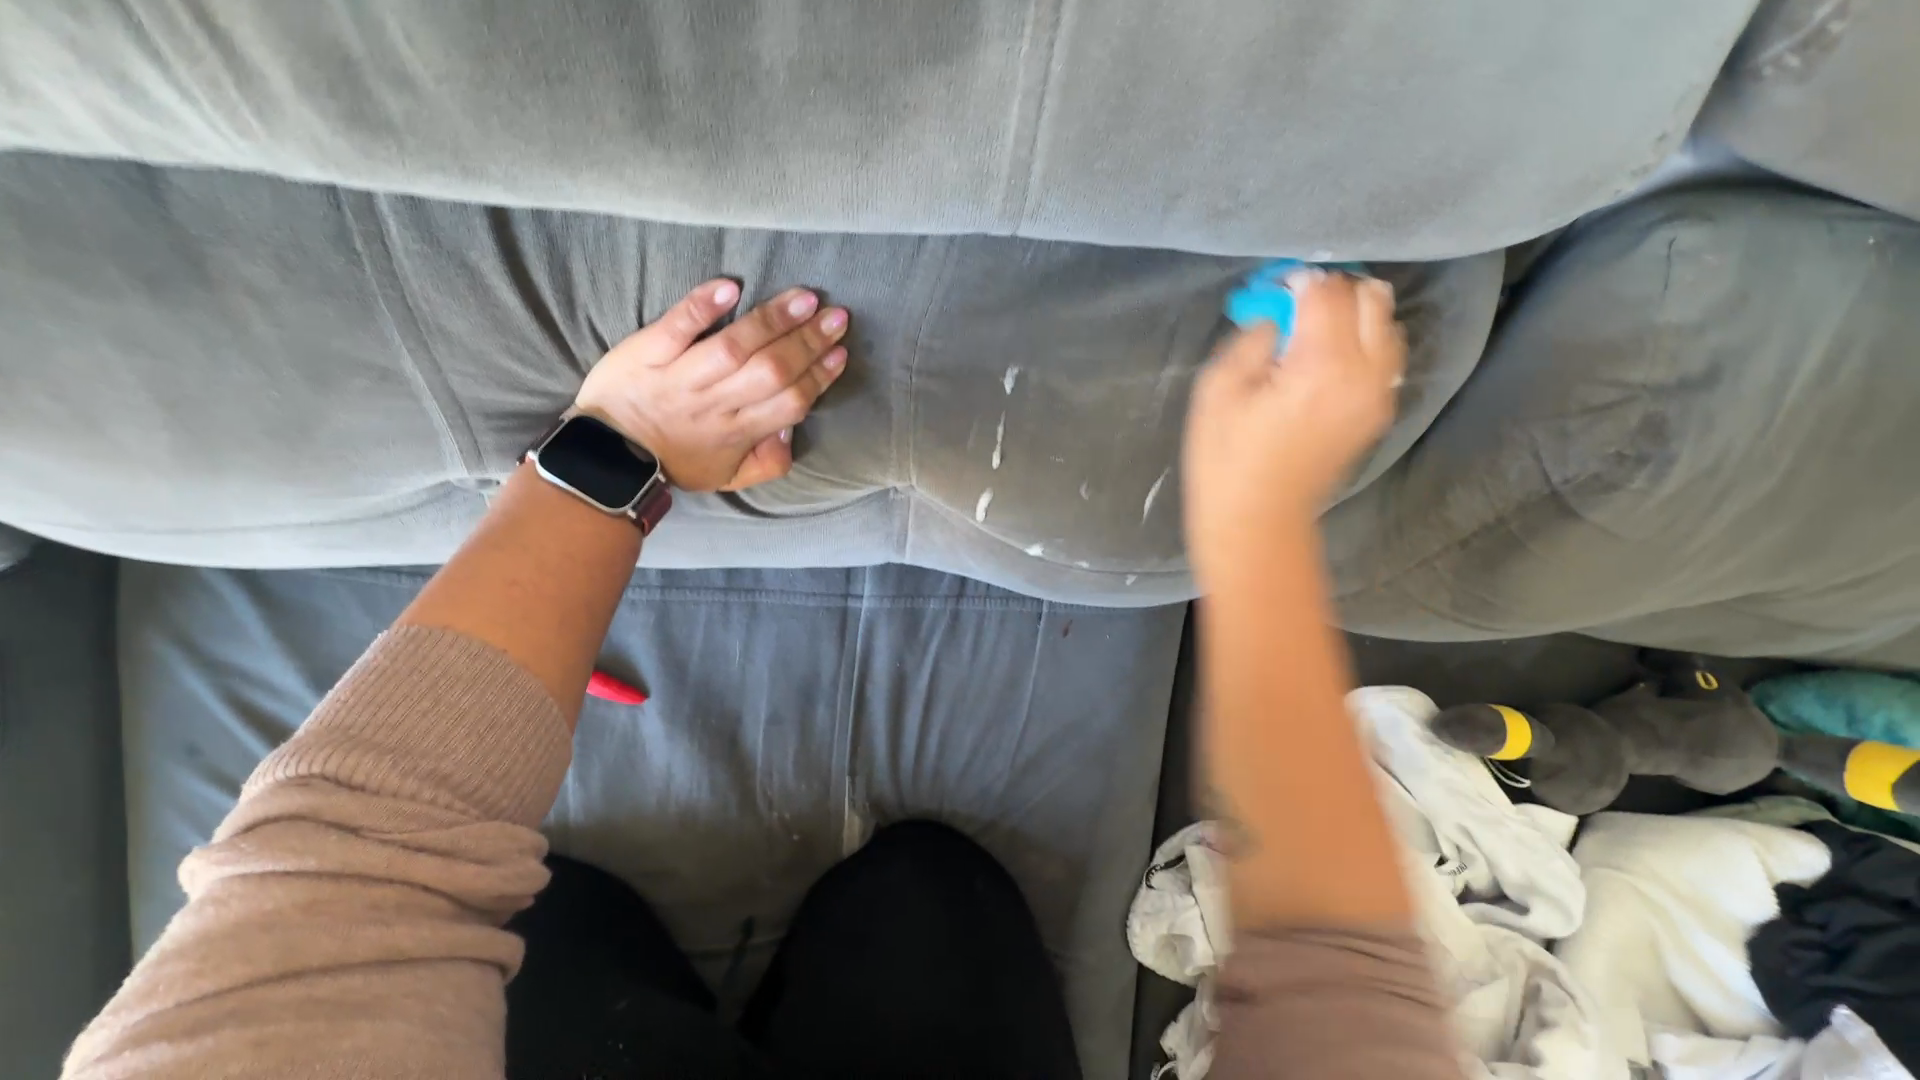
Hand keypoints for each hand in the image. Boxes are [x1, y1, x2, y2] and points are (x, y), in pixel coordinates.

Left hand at [573, 279, 849, 491]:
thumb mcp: (728, 478)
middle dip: (809, 342)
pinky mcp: (648, 352)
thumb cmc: (675, 463)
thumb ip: (768, 462)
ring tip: (805, 299)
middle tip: (836, 318)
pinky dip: (704, 306)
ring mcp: (682, 375)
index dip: (819, 376)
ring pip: (735, 346)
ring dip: (773, 320)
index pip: (790, 401)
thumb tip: (792, 431)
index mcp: (739, 431)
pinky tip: (732, 287)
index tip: (840, 353)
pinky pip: (678, 327)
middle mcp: (716, 402)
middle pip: (772, 370)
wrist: (607, 458)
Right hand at [1182, 271, 1404, 581]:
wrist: (1257, 520)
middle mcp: (1365, 374)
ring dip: (1353, 316)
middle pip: (1371, 298)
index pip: (1328, 291)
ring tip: (1313, 332)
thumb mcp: (1218, 390)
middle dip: (1334, 292)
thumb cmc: (1225, 459)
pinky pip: (1386, 357)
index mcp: (1322, 366)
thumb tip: (1278, 317)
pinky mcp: (1379, 413)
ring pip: (1386, 324)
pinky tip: (1328, 358)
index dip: (1297, 282)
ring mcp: (1379, 395)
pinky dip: (1363, 343)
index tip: (1271, 291)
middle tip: (1296, 307)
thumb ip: (1253, 338)